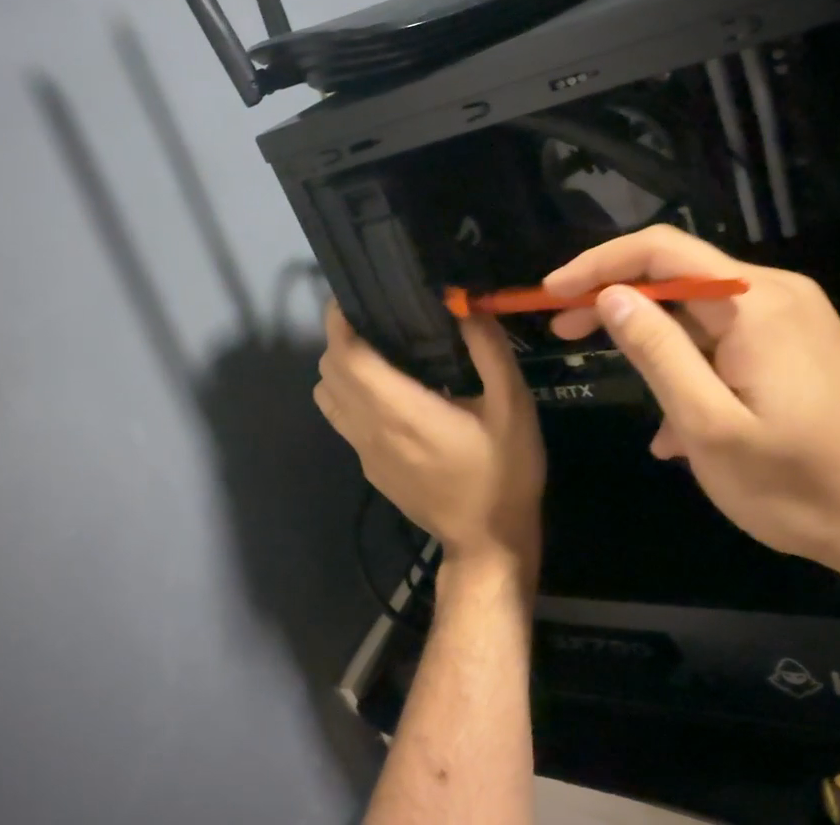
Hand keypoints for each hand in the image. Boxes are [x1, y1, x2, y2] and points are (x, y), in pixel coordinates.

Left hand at [314, 302, 544, 568]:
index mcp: (401, 410)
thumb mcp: (513, 406)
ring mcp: (364, 452)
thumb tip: (464, 305)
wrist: (487, 542)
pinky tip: (386, 393)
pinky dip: (348, 395)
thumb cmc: (504, 472)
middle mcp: (371, 428)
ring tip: (377, 353)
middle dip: (341, 338)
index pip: (346, 356)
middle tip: (375, 318)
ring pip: (326, 396)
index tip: (354, 297)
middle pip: (329, 371)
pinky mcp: (369, 468)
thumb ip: (488, 350)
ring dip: (340, 368)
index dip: (339, 321)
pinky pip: (341, 419)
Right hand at [543, 225, 839, 568]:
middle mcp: (776, 294)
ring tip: (619, 387)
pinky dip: (693, 370)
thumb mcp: (709, 424)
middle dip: (618, 299)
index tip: (551, 294)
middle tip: (564, 330)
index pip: (661, 251)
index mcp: (755, 302)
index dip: (598, 265)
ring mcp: (793, 320)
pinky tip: (676, 429)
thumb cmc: (798, 484)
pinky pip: (729, 342)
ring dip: (656, 346)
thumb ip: (657, 353)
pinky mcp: (800, 348)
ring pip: (702, 314)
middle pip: (680, 276)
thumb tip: (612, 296)